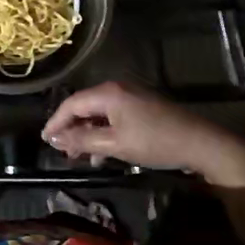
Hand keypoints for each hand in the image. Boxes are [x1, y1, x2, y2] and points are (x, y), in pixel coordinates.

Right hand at [41, 81, 244, 187]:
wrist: (200, 143)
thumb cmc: (154, 142)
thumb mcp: (114, 144)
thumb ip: (82, 140)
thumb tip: (55, 139)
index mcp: (108, 93)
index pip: (71, 104)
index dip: (55, 122)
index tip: (44, 141)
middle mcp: (117, 88)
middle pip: (84, 106)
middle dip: (71, 129)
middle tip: (61, 151)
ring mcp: (131, 95)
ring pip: (98, 113)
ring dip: (87, 133)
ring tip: (80, 156)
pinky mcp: (141, 106)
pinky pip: (113, 116)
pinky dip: (103, 132)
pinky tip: (102, 153)